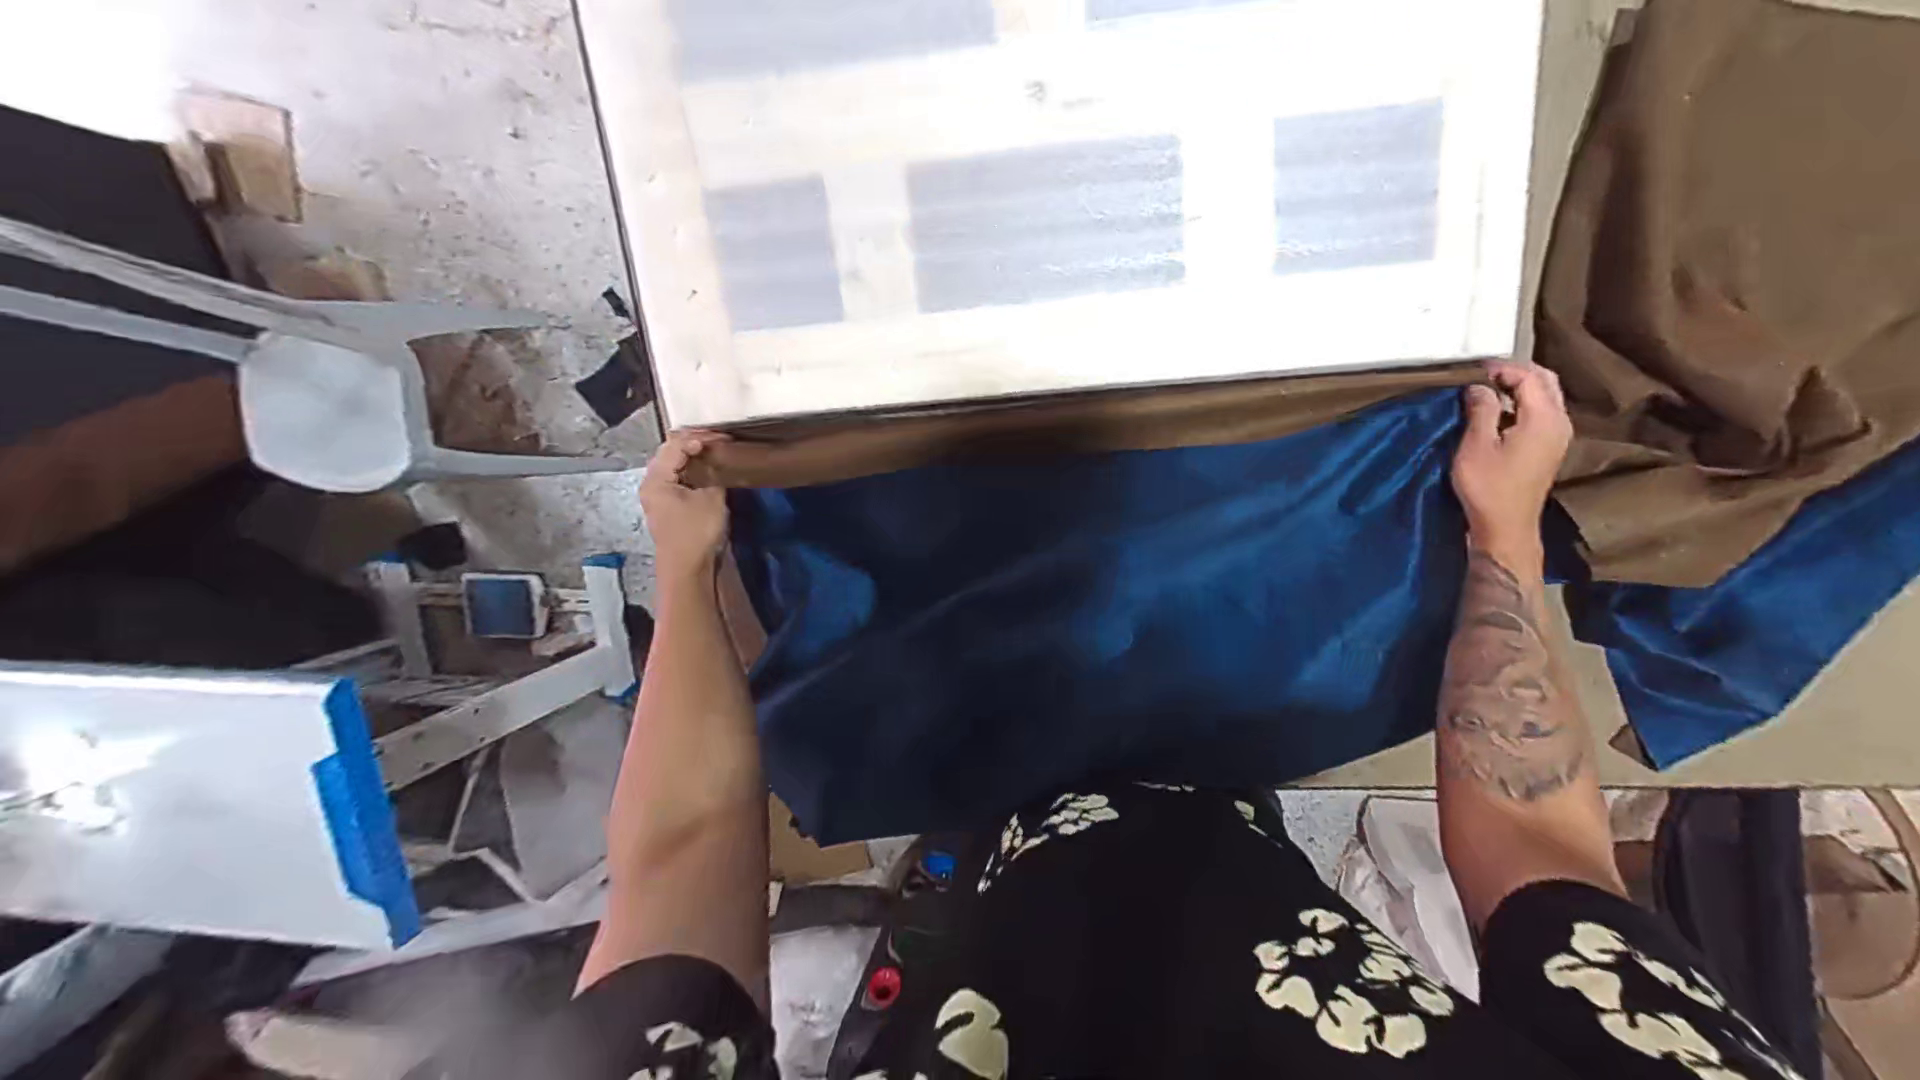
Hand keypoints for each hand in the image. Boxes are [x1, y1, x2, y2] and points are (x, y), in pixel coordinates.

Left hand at [641, 430, 730, 585]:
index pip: (676, 445)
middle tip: (720, 441)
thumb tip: (717, 466)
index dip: (700, 437)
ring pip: (672, 464)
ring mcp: (656, 495)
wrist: (687, 568)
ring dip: (692, 456)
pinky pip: (676, 476)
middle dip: (694, 442)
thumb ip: (714, 475)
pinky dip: (691, 469)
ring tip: (716, 452)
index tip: (725, 438)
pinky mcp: (666, 505)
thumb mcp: (712, 499)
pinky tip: (707, 470)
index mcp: (657, 478)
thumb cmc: (697, 532)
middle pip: (669, 451)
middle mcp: (650, 482)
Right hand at [1450, 361, 1571, 575]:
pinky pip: (1541, 412)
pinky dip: (1522, 403)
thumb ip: (1481, 411)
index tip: (1476, 366)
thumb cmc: (1488, 486)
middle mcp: (1559, 422)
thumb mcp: (1476, 446)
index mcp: (1544, 418)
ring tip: (1488, 389)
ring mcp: (1557, 436)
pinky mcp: (1549, 448)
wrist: (1506, 525)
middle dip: (1517, 372)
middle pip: (1545, 383)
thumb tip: (1480, 388)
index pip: (1530, 378)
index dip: (1503, 368)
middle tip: (1484, 373)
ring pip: (1545, 397)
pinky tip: (1498, 411)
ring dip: (1520, 387)